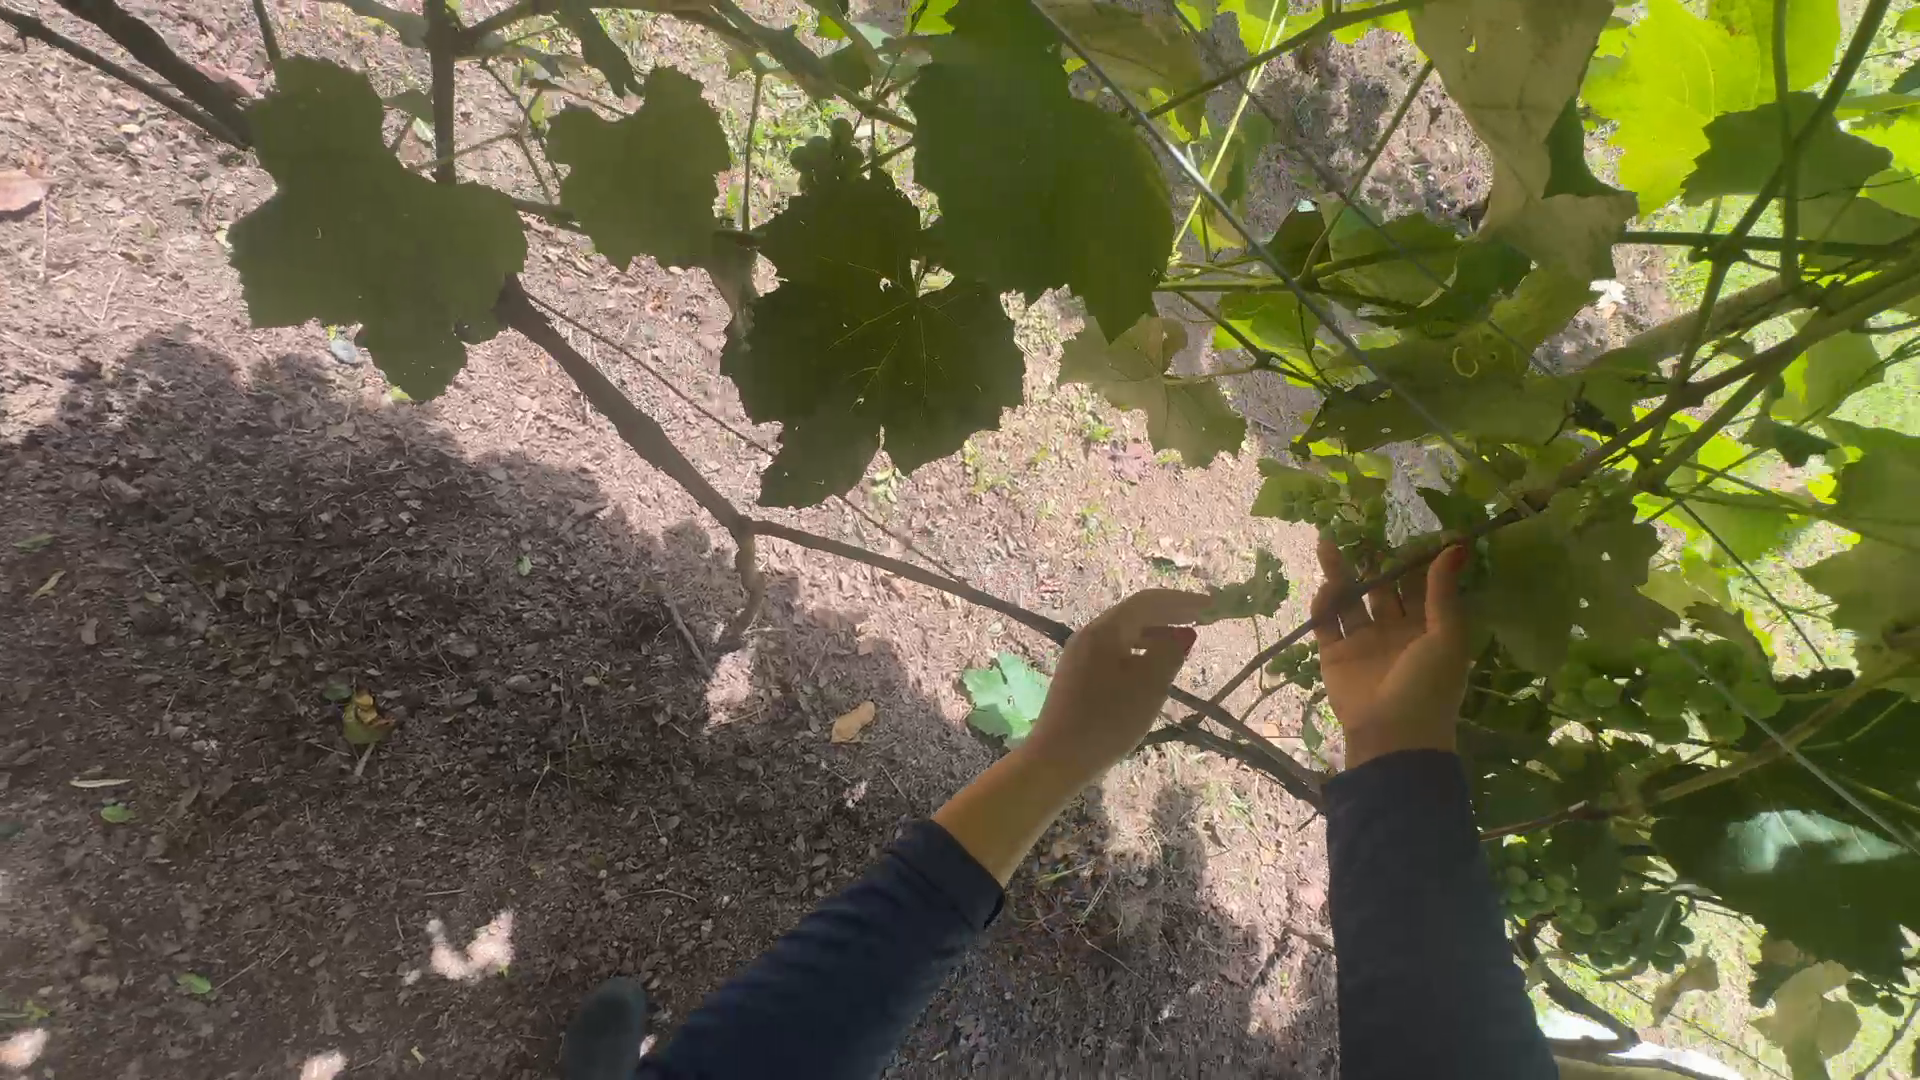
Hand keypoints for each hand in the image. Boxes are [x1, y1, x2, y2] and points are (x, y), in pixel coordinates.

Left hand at [935, 589, 1205, 883]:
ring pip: (1124, 632)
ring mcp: (1080, 652)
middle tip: (1204, 618)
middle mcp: (1090, 633)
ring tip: (1184, 641)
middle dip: (1170, 613)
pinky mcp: (1078, 672)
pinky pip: (1115, 648)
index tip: (1213, 605)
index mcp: (1105, 629)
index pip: (1148, 602)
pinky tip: (1154, 664)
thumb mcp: (1149, 686)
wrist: (1058, 756)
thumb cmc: (1108, 721)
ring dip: (1155, 631)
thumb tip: (1184, 634)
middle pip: (1134, 613)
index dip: (1182, 601)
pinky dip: (1140, 649)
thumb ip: (1169, 654)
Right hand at [1312, 539, 1470, 766]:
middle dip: (1369, 563)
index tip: (1403, 532)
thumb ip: (1442, 592)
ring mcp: (1362, 642)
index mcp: (1426, 627)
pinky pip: (1326, 623)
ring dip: (1339, 575)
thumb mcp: (1446, 637)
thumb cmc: (1430, 686)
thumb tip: (1456, 545)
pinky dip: (1323, 605)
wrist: (1393, 735)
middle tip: (1357, 532)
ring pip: (1348, 601)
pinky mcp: (1333, 654)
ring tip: (1328, 544)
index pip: (1416, 587)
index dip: (1410, 562)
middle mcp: (1393, 630)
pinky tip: (1325, 588)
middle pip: (1378, 589)